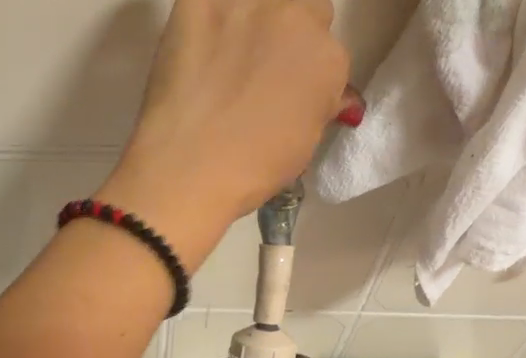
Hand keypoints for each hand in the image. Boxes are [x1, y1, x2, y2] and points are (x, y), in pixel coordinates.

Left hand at [97, 0, 353, 257]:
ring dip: (247, 23)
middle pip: (301, 10)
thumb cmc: (250, 173)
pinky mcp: (198, 1)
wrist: (188, 171)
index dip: (303, 72)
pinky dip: (203, 18)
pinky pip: (207, 1)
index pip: (325, 49)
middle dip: (285, 37)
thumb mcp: (302, 148)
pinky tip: (194, 49)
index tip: (284, 93)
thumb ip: (320, 107)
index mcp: (329, 58)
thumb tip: (338, 97)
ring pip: (258, 0)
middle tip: (256, 73)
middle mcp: (296, 16)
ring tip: (221, 60)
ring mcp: (246, 4)